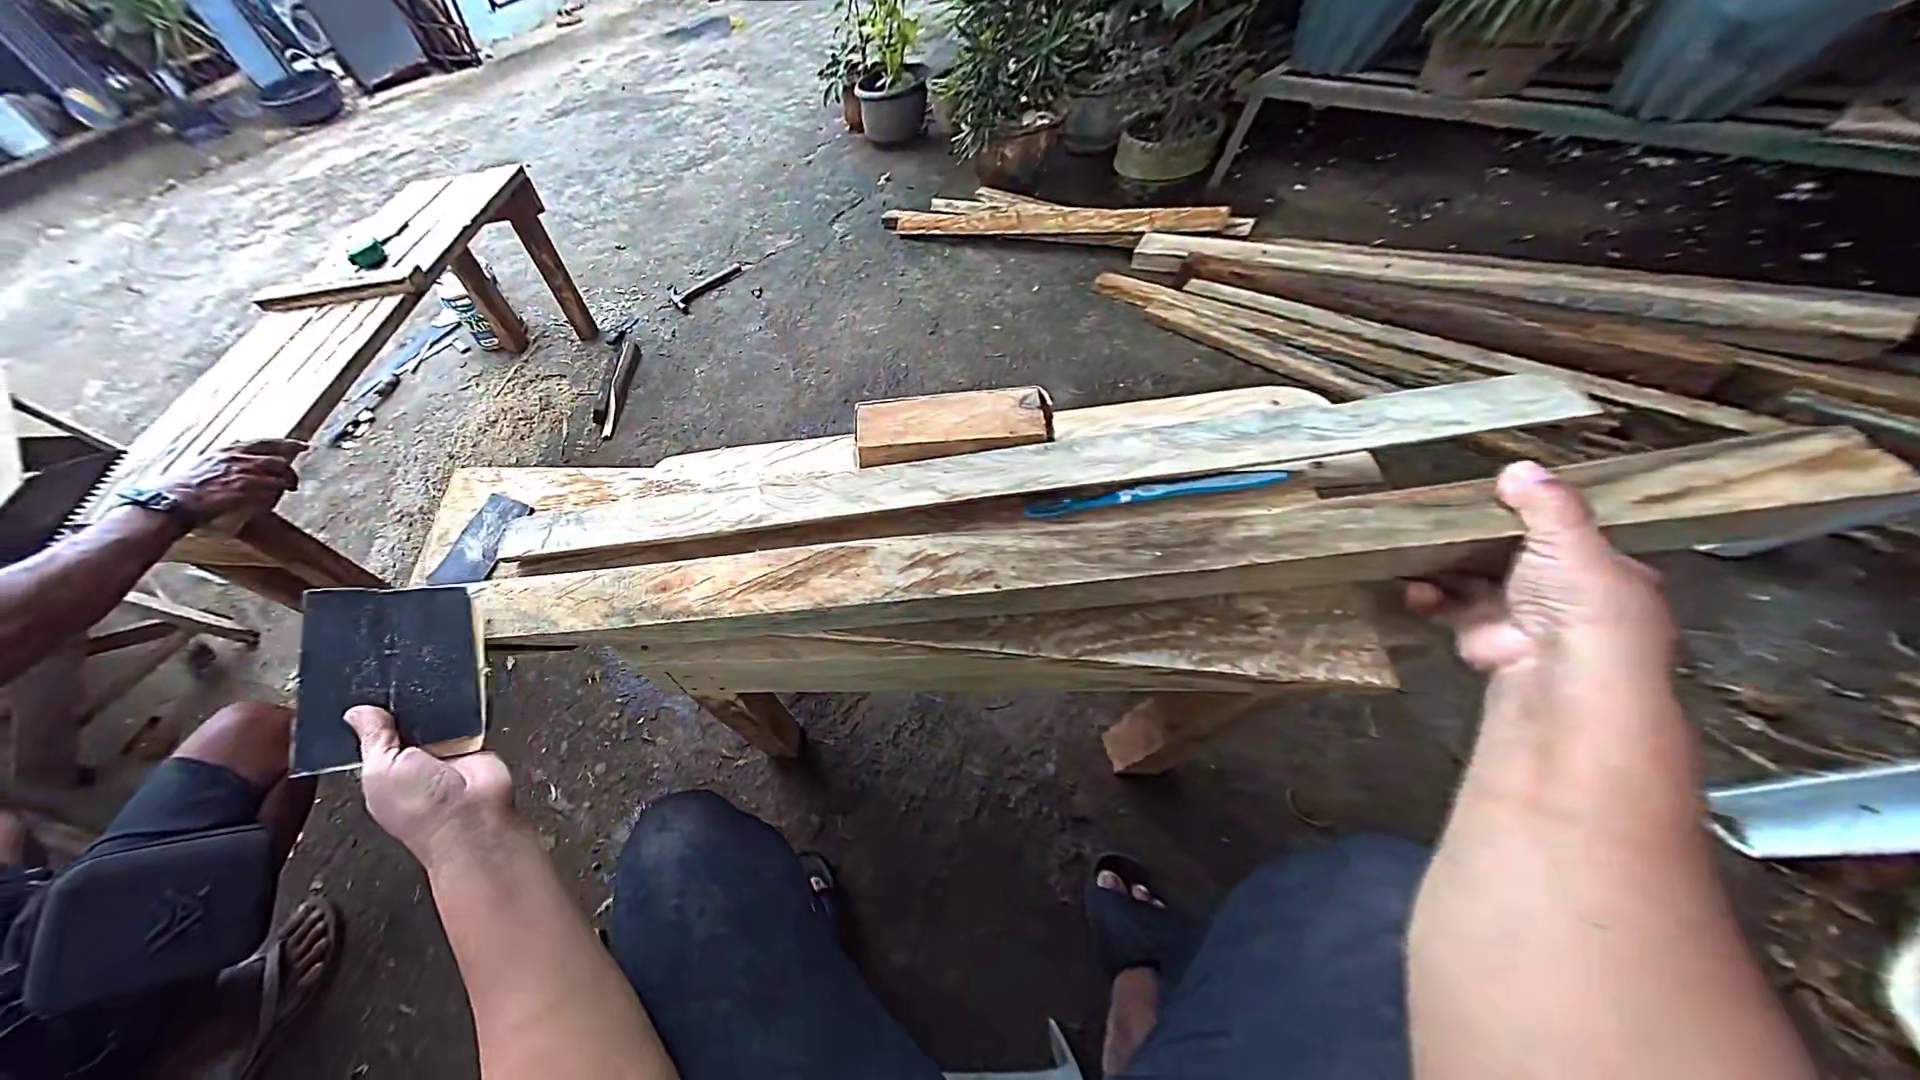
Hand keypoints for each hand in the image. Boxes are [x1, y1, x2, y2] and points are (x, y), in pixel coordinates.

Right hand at [158, 439, 305, 520]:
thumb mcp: (203, 464)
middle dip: (290, 471)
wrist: (170, 501)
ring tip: (288, 489)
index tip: (303, 445)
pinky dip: (277, 492)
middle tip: (293, 481)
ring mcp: (243, 472)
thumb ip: (226, 461)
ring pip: (280, 474)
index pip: (264, 443)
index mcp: (225, 451)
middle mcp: (236, 458)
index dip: (287, 443)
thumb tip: (246, 462)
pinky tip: (274, 497)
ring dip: (287, 482)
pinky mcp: (247, 487)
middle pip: (279, 460)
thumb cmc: (183, 487)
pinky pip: (274, 487)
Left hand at [345, 706, 517, 871]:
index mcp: (383, 770)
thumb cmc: (420, 808)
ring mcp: (446, 749)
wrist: (472, 814)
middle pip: (406, 721)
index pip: (374, 735)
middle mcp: (414, 760)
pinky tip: (456, 697)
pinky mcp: (475, 740)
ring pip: (436, 716)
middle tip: (400, 688)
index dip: (371, 714)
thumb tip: (357, 712)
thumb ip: (374, 738)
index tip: (369, 690)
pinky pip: (467, 715)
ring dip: (436, 707)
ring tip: (430, 691)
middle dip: (404, 707)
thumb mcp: (380, 770)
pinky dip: (464, 706)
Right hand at [1405, 460, 1674, 677]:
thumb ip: (1546, 505)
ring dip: (1445, 568)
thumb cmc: (1581, 602)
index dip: (1532, 515)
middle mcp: (1564, 595)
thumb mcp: (1571, 542)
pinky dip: (1430, 598)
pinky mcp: (1482, 635)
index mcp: (1603, 570)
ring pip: (1475, 581)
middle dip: (1475, 540)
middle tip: (1440, 518)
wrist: (1556, 670)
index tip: (1493, 496)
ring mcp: (1521, 616)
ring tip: (1415, 549)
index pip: (1566, 535)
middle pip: (1511, 556)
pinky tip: (1414, 589)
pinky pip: (1450, 608)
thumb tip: (1517, 466)